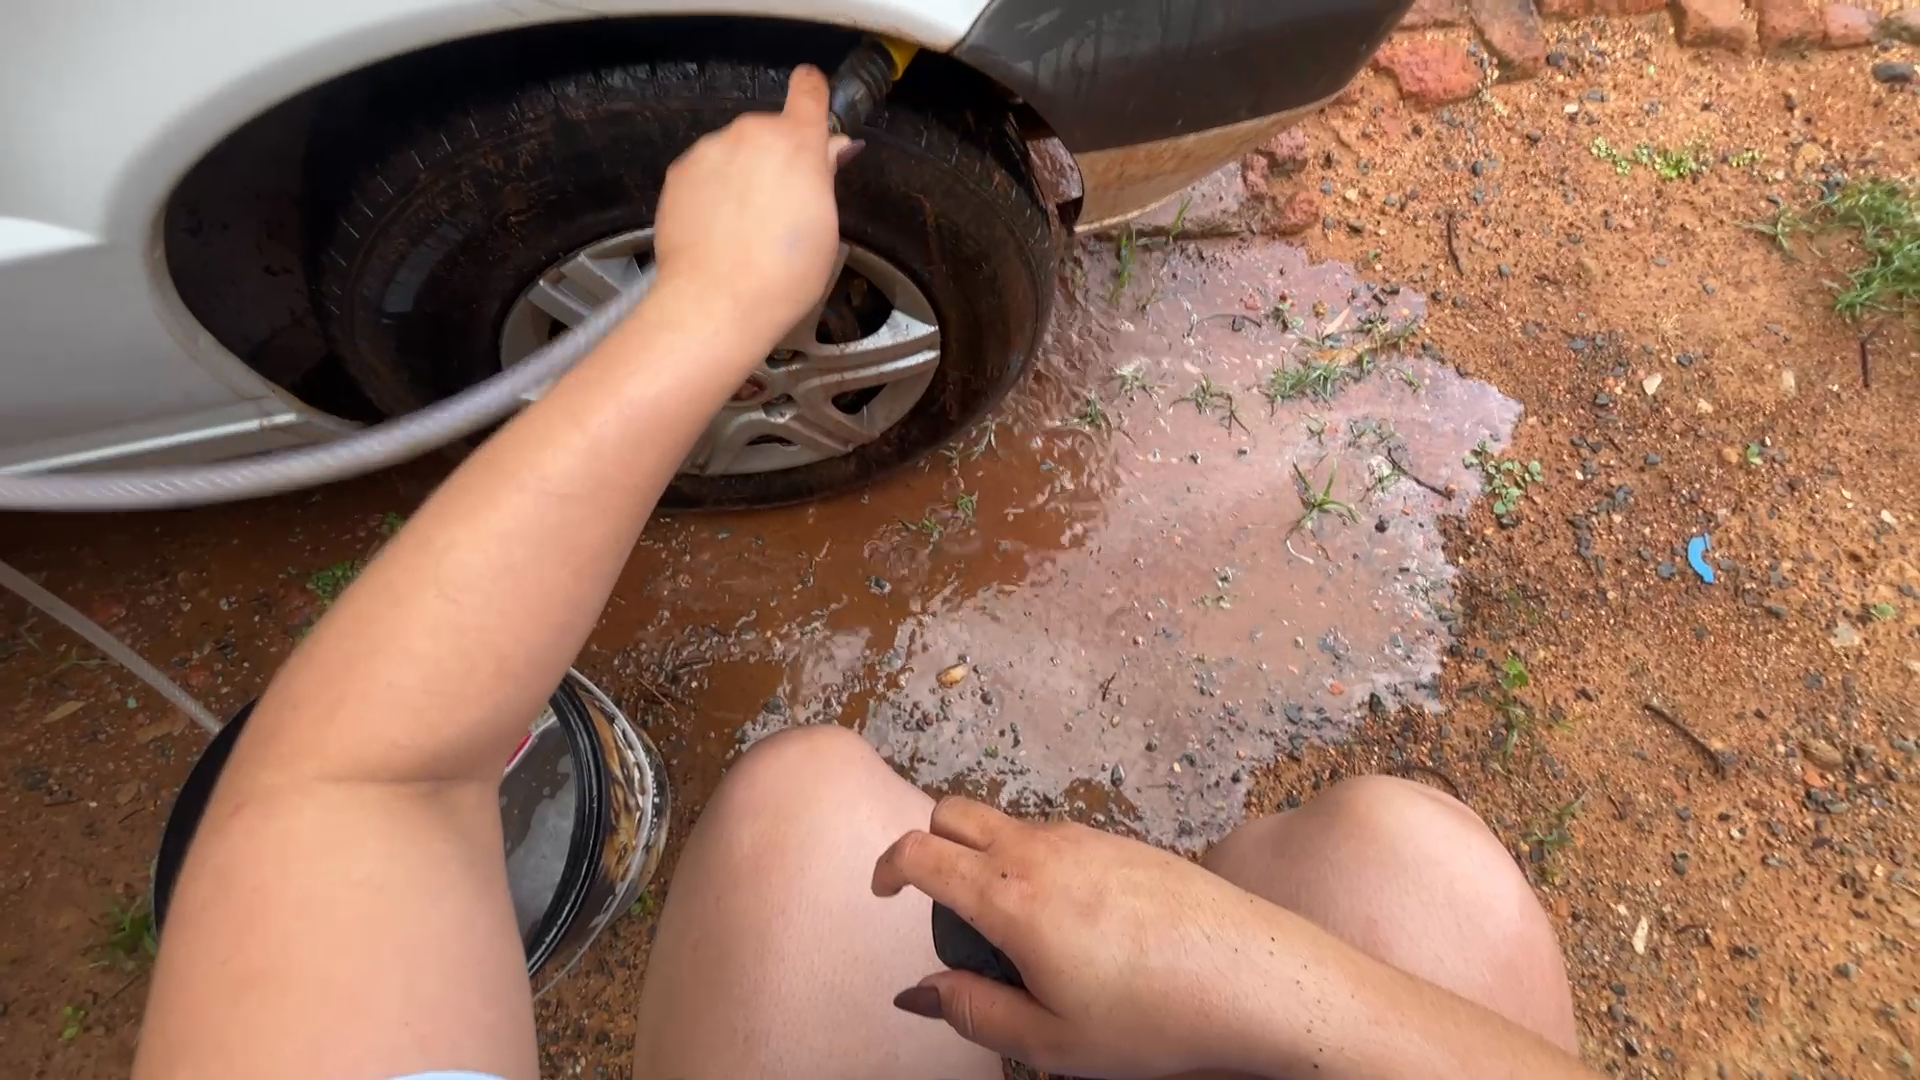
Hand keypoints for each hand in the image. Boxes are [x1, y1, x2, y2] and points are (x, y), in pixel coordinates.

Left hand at [650, 66, 854, 358]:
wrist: (717, 303)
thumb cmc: (784, 276)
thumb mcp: (826, 231)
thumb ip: (824, 179)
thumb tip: (829, 149)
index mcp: (796, 144)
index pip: (810, 90)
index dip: (814, 98)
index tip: (814, 113)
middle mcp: (749, 135)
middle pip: (769, 132)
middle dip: (777, 160)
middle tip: (783, 211)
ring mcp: (708, 151)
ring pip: (734, 153)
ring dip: (743, 178)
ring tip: (746, 232)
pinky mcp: (678, 174)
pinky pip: (705, 175)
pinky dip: (713, 196)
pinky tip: (719, 236)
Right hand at [872, 798, 1291, 1077]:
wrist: (1248, 968)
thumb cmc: (1149, 1014)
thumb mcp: (1050, 1038)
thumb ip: (973, 1008)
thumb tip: (920, 990)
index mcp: (1008, 894)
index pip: (921, 850)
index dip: (887, 865)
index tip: (882, 890)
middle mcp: (1035, 847)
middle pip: (953, 811)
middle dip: (930, 844)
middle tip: (951, 913)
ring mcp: (1076, 834)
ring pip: (1001, 822)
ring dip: (983, 856)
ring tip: (1022, 932)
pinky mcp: (1109, 835)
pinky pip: (1046, 833)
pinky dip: (1028, 859)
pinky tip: (1071, 919)